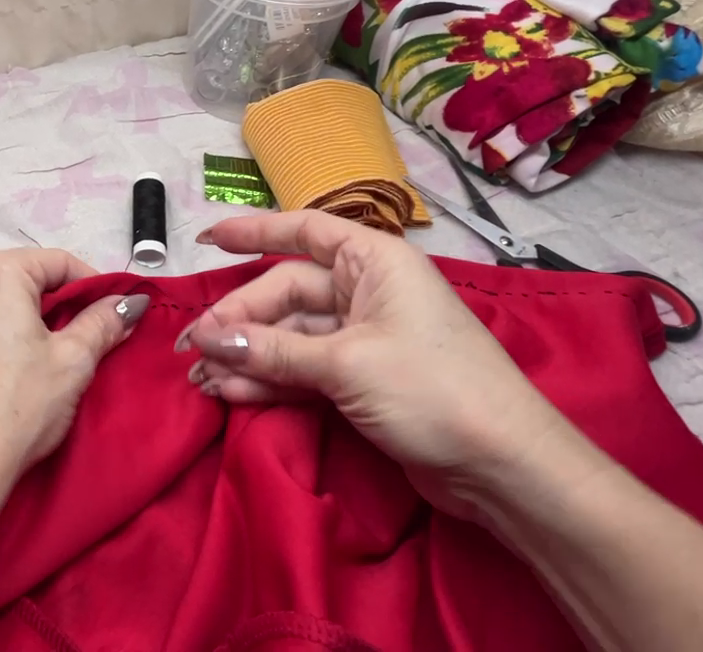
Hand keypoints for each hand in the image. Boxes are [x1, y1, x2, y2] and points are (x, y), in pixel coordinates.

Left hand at [0, 249, 149, 492]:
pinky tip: (21, 364)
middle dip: (63, 300)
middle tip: (93, 333)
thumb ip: (103, 323)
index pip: (58, 261)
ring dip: (34, 316)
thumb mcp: (73, 360)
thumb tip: (129, 304)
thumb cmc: (18, 405)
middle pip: (27, 276)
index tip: (116, 312)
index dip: (94, 285)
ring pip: (2, 297)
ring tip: (60, 351)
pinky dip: (6, 330)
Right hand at [181, 211, 576, 518]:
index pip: (303, 231)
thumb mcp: (345, 364)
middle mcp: (366, 291)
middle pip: (286, 293)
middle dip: (240, 321)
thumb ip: (272, 350)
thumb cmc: (433, 390)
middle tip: (195, 348)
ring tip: (202, 378)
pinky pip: (302, 367)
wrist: (507, 471)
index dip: (253, 232)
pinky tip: (232, 393)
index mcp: (373, 262)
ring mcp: (363, 336)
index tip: (208, 240)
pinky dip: (269, 380)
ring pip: (290, 335)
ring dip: (248, 356)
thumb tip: (208, 339)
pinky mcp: (361, 378)